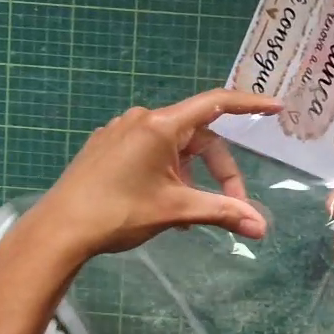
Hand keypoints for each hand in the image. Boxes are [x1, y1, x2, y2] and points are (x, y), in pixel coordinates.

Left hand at [20, 88, 282, 262]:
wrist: (58, 230)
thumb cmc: (118, 213)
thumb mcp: (176, 211)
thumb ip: (222, 213)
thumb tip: (261, 228)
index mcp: (160, 126)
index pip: (216, 104)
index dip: (249, 105)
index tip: (276, 107)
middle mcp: (141, 119)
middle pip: (197, 136)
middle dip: (219, 170)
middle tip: (231, 205)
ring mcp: (120, 131)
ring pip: (173, 147)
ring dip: (191, 176)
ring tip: (189, 214)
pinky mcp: (106, 147)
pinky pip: (150, 152)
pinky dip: (168, 174)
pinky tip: (163, 204)